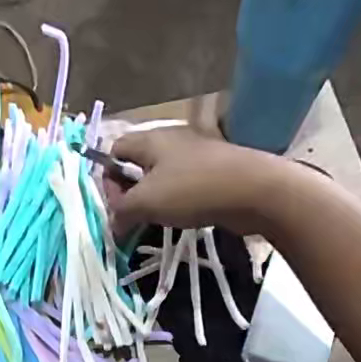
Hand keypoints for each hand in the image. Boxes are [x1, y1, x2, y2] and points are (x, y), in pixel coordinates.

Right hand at [106, 127, 299, 236]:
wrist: (252, 190)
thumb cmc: (192, 190)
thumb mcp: (147, 202)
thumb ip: (122, 211)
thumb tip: (112, 223)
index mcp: (149, 138)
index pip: (114, 151)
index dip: (108, 179)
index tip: (117, 207)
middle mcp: (170, 140)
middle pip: (138, 164)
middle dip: (132, 192)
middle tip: (136, 217)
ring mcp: (195, 154)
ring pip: (163, 176)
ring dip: (157, 199)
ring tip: (161, 220)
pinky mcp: (214, 171)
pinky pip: (186, 185)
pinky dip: (180, 201)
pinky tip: (186, 216)